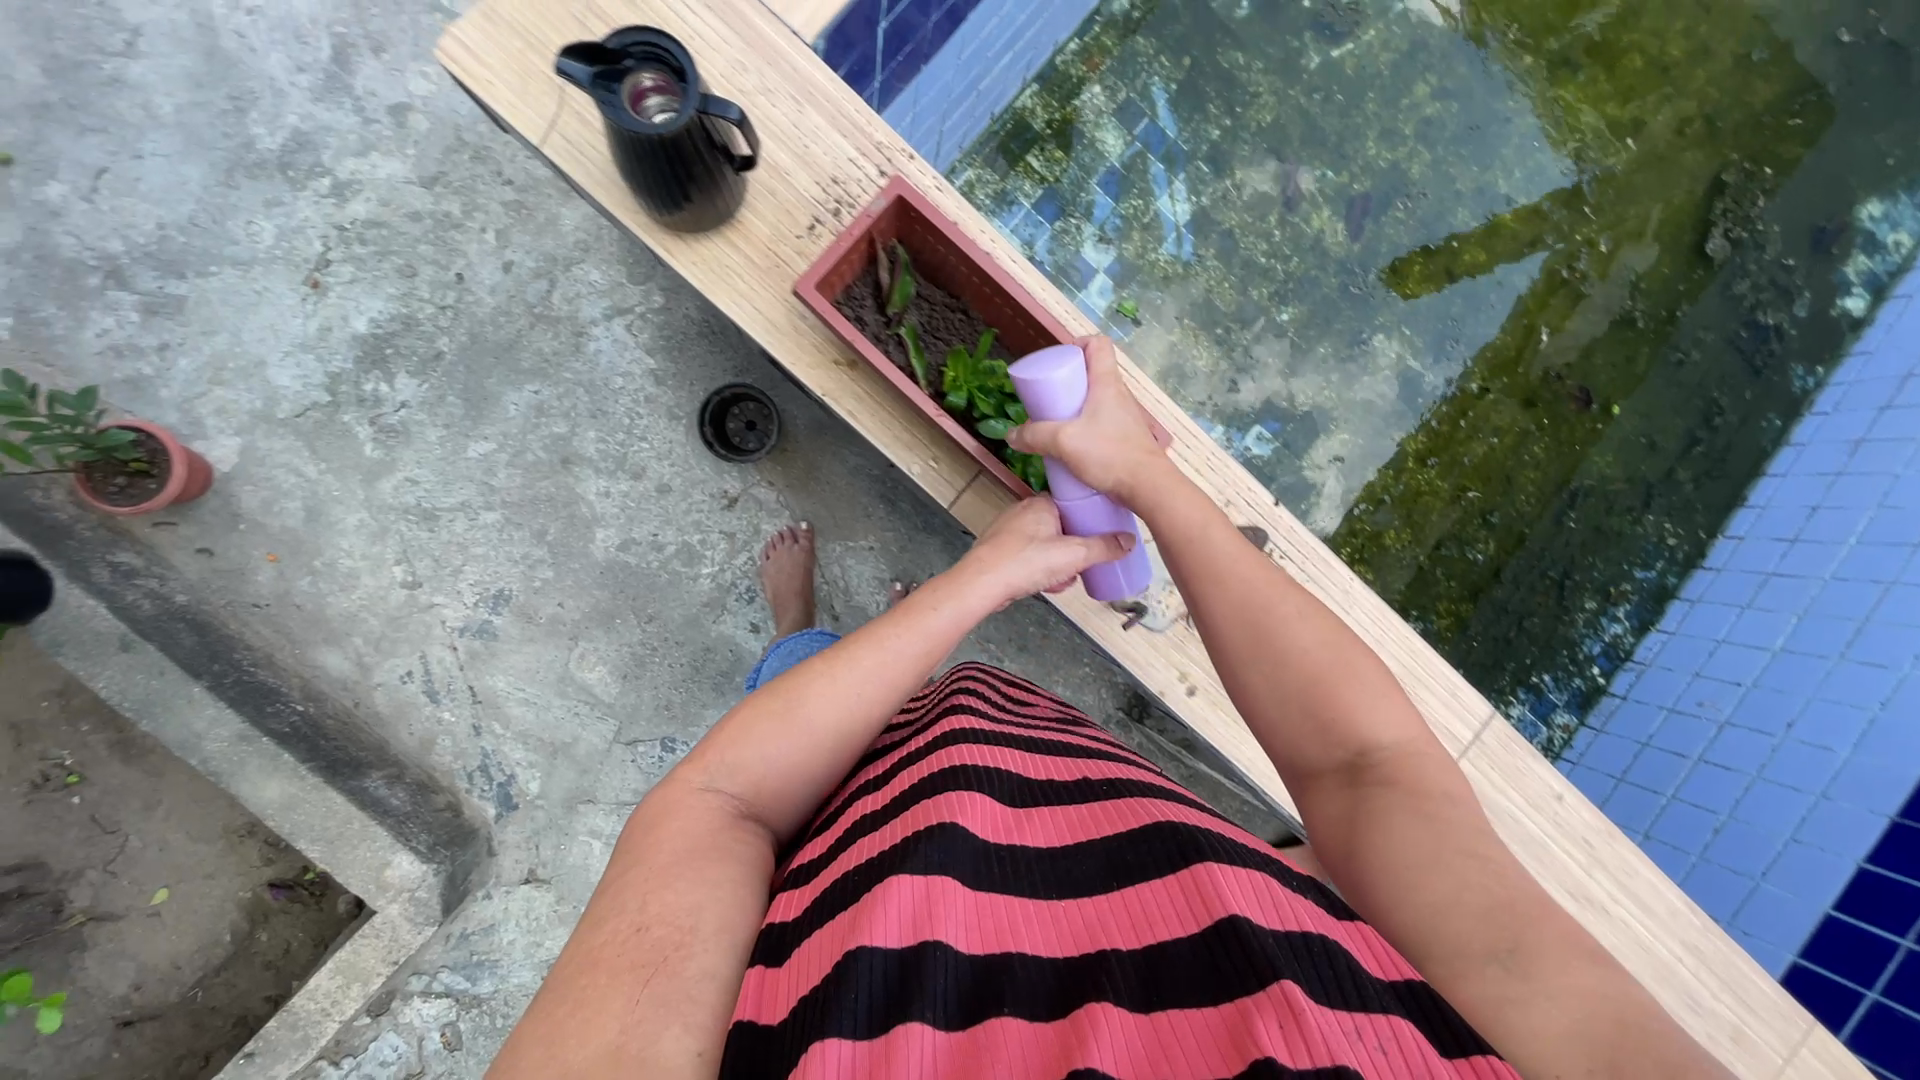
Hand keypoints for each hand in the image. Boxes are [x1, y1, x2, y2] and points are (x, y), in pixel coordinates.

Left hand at [955, 497, 1135, 608]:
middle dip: (1074, 550)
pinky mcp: (999, 550)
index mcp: (1042, 503)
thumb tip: (1128, 542)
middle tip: (1082, 566)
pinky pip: (1029, 557)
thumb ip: (1104, 548)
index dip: (1088, 520)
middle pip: (1061, 527)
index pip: (1072, 503)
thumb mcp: (1075, 555)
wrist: (982, 584)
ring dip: (1058, 564)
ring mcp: (1009, 531)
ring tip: (1064, 580)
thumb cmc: (1026, 562)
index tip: (1101, 535)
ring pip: (1045, 545)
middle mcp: (1023, 511)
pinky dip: (1040, 570)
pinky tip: (1046, 585)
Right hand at [1006, 335, 1171, 502]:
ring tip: (1054, 425)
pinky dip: (1084, 428)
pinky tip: (1071, 447)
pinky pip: (1100, 423)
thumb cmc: (1109, 454)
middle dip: (1067, 382)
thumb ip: (1035, 437)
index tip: (1059, 361)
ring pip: (1095, 401)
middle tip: (1048, 398)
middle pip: (1092, 374)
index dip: (1078, 344)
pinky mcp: (1125, 438)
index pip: (1098, 344)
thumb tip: (1012, 436)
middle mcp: (1118, 395)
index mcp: (1106, 383)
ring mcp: (1124, 417)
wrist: (1147, 486)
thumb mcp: (1064, 442)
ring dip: (1074, 408)